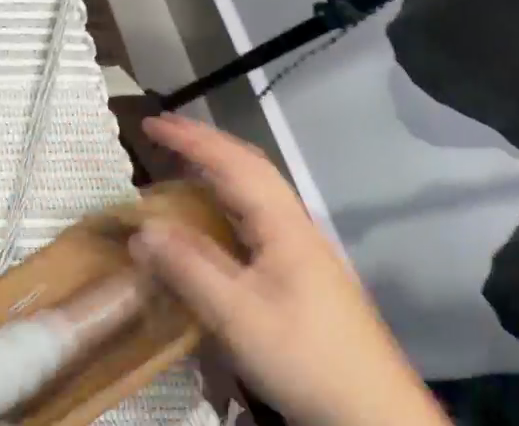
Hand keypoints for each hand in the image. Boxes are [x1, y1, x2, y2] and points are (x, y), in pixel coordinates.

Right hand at [131, 114, 448, 425]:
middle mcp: (298, 231)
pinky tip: (210, 221)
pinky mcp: (306, 279)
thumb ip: (187, 268)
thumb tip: (139, 229)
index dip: (191, 140)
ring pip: (258, 195)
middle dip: (206, 145)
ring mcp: (306, 255)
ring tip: (179, 167)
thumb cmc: (307, 359)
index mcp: (285, 229)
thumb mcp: (237, 316)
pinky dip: (226, 202)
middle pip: (253, 170)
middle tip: (162, 133)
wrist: (379, 419)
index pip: (235, 165)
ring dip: (217, 171)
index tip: (150, 123)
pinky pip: (257, 220)